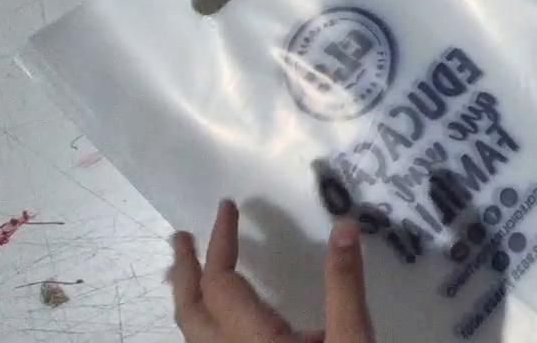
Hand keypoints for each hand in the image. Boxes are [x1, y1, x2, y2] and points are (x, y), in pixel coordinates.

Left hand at [170, 200, 374, 342]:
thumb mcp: (354, 342)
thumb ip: (346, 285)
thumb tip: (343, 225)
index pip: (221, 285)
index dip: (220, 243)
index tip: (229, 207)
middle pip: (189, 314)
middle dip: (184, 271)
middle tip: (182, 235)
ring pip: (191, 337)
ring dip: (186, 297)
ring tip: (189, 268)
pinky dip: (200, 321)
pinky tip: (214, 317)